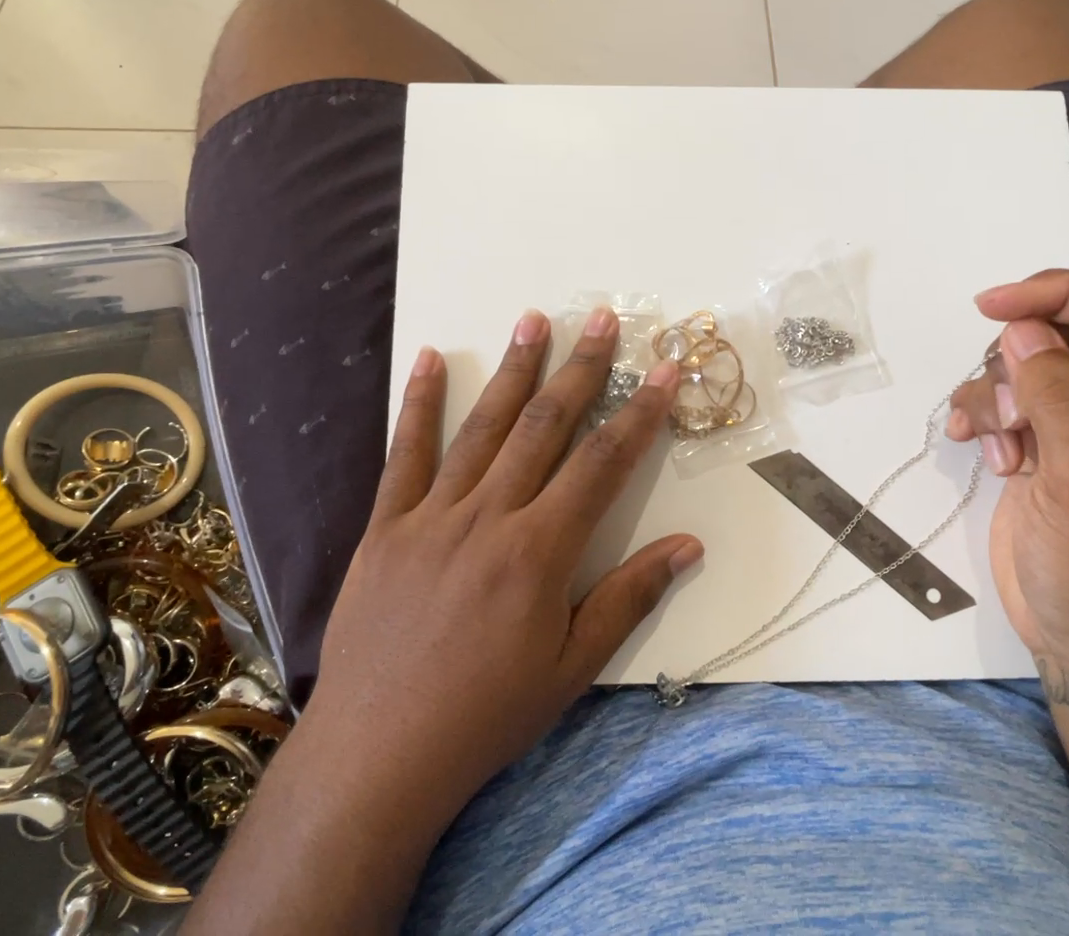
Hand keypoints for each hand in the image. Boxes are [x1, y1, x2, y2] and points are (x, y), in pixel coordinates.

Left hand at [309, 307, 701, 807]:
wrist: (381, 748)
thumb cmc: (488, 714)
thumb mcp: (573, 668)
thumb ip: (628, 598)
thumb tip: (687, 546)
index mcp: (540, 552)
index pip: (602, 465)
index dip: (638, 414)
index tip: (663, 371)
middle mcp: (489, 518)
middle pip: (545, 428)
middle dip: (580, 370)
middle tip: (603, 320)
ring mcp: (432, 516)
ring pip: (482, 429)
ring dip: (513, 372)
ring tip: (534, 319)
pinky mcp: (385, 527)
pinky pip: (404, 455)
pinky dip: (419, 404)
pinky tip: (430, 360)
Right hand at [945, 271, 1068, 704]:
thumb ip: (1061, 403)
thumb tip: (1023, 331)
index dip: (1061, 292)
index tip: (992, 306)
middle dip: (1022, 360)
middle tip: (1004, 414)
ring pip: (1031, 363)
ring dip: (999, 396)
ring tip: (1001, 451)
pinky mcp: (1052, 448)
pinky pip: (1010, 400)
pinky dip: (987, 419)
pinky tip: (987, 457)